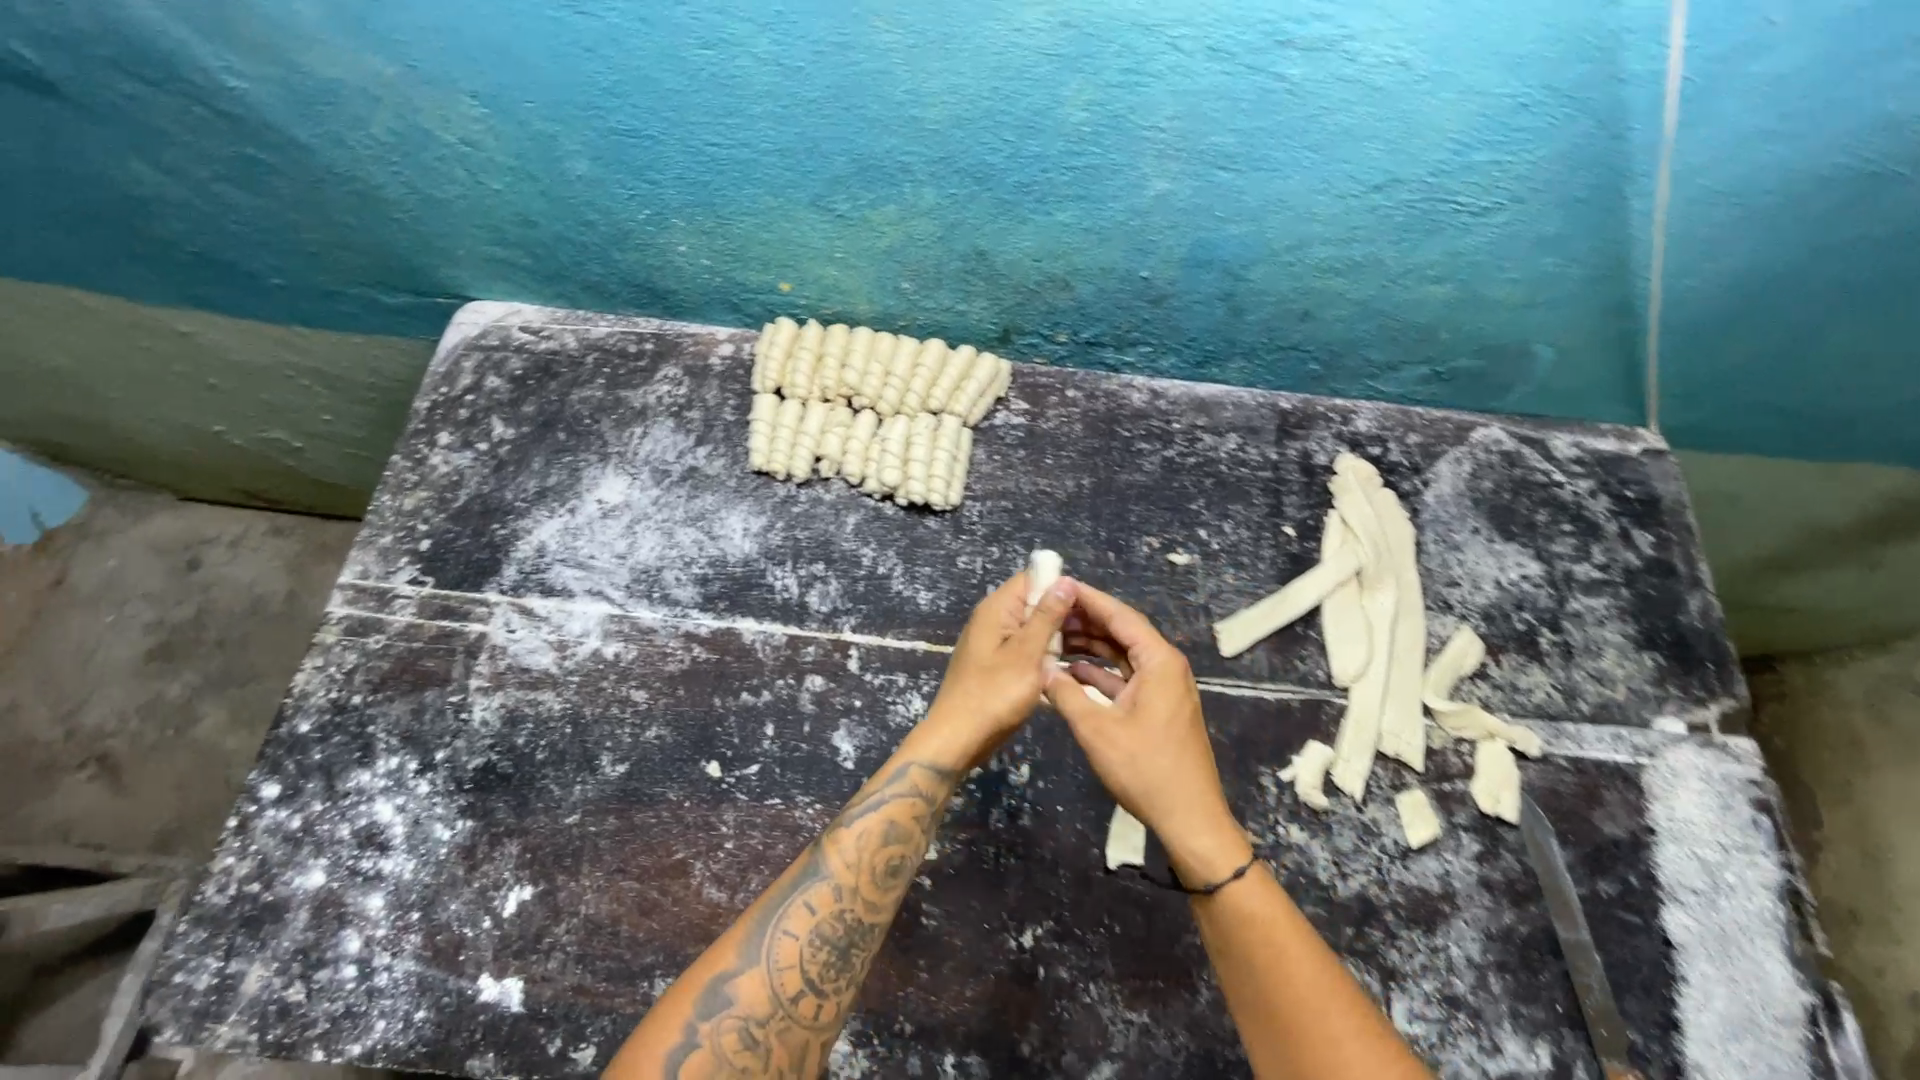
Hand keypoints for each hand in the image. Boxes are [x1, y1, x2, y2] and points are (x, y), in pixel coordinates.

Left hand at [917, 570, 1077, 768]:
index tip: (1091, 606)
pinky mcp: (999, 665)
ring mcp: (995, 643)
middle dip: (1066, 614)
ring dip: (1061, 637)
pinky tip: (1073, 668)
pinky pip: (1028, 649)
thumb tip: (1065, 580)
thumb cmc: (994, 694)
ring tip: (1095, 651)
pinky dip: (1048, 655)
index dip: (1062, 587)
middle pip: (1035, 603)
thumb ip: (1047, 616)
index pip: (1032, 578)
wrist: (958, 739)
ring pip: (1034, 629)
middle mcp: (994, 619)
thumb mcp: (1027, 653)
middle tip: (1100, 634)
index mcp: (997, 609)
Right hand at [1047, 583, 1251, 885]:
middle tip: (1048, 611)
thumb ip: (1066, 694)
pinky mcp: (1159, 706)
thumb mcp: (1096, 730)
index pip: (1120, 616)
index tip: (1058, 585)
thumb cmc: (1145, 769)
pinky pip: (1127, 677)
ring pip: (1123, 654)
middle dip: (1086, 621)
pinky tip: (1072, 672)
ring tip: (1054, 637)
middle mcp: (1165, 666)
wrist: (1188, 815)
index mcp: (1159, 661)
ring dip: (1091, 647)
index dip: (1088, 599)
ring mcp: (1164, 687)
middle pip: (1122, 631)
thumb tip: (1042, 669)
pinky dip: (1101, 672)